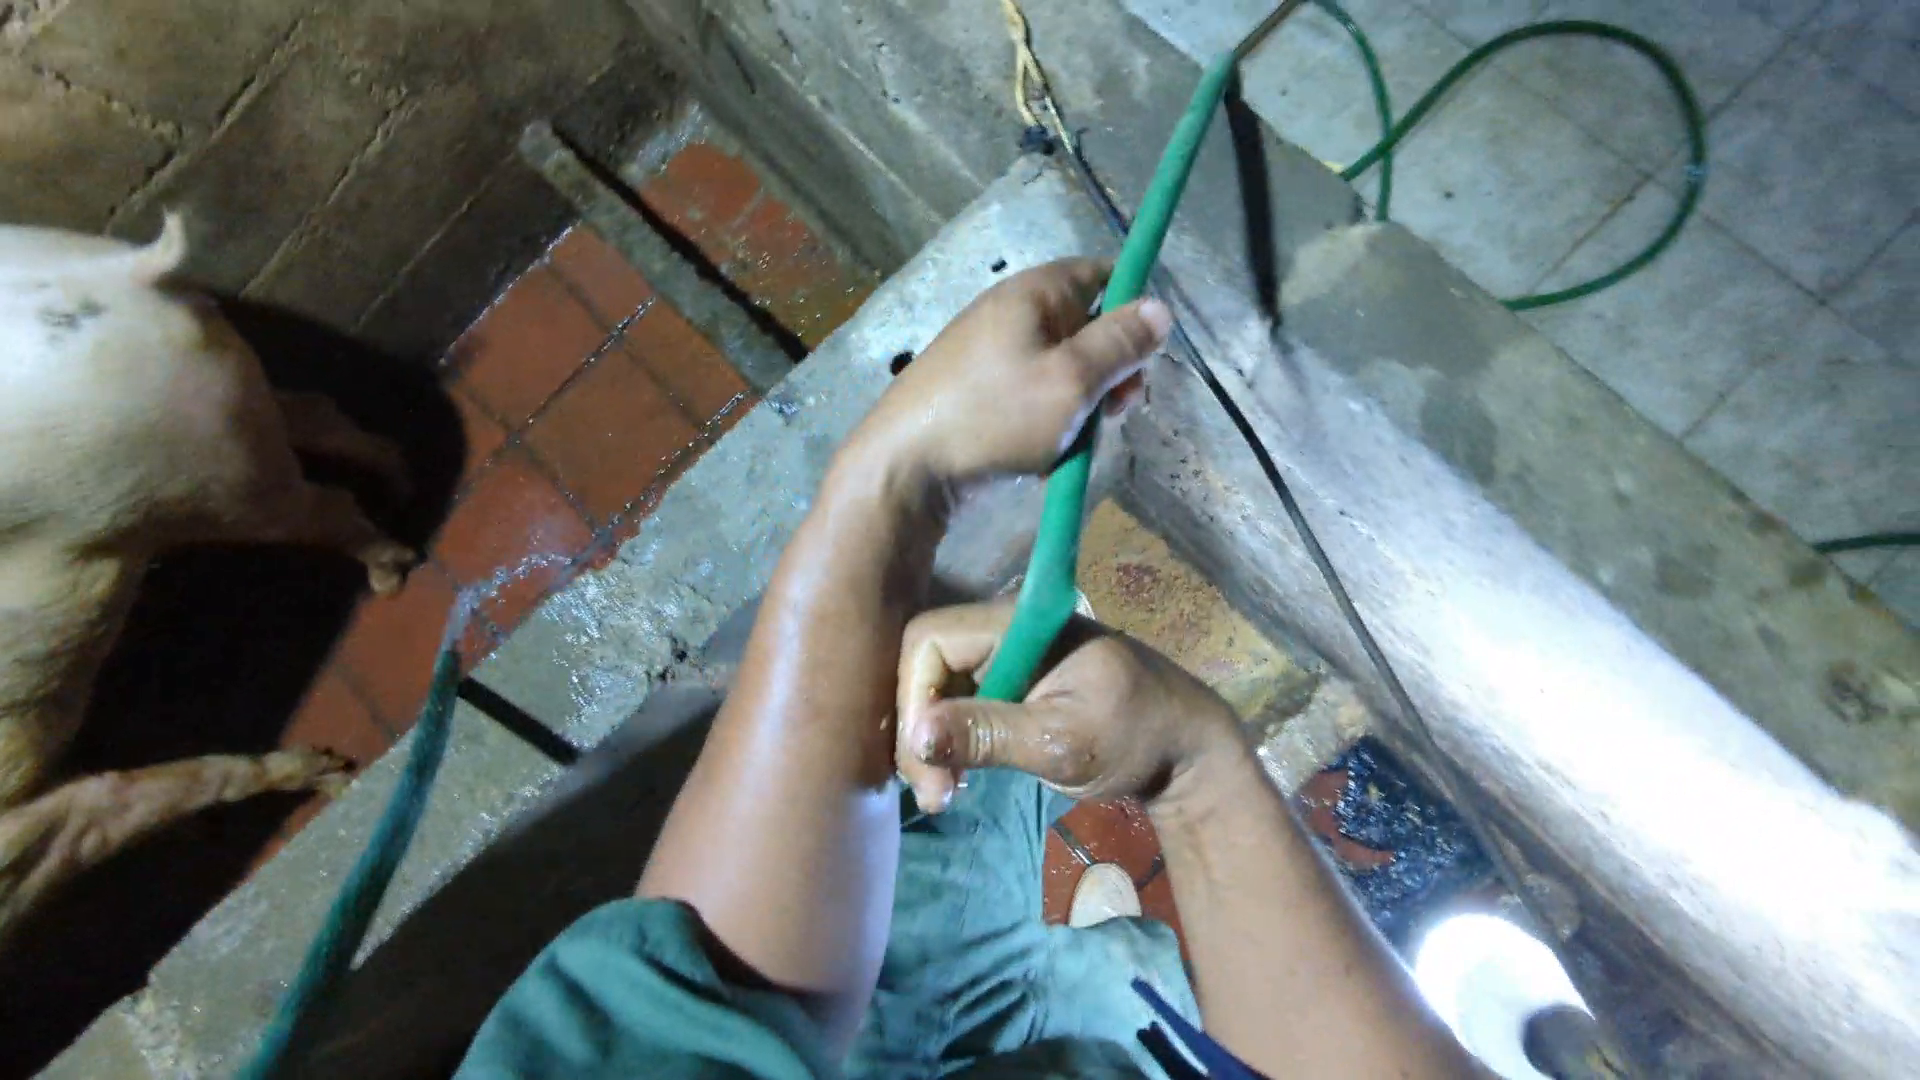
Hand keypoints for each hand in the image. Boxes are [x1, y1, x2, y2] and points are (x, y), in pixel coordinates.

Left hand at [841, 258, 1170, 486]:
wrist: (906, 467)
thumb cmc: (995, 416)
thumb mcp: (1072, 380)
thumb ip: (1120, 344)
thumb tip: (1161, 307)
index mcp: (1034, 292)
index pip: (1102, 276)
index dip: (1132, 313)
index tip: (1142, 361)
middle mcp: (1011, 314)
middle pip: (1085, 330)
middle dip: (1108, 374)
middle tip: (1114, 414)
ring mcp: (990, 356)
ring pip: (1060, 374)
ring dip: (1078, 409)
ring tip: (1071, 444)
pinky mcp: (977, 394)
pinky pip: (1029, 401)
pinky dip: (1044, 426)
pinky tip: (1040, 457)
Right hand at [894, 600, 1243, 812]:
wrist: (1182, 747)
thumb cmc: (1134, 737)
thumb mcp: (1063, 742)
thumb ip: (990, 733)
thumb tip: (915, 735)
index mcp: (1017, 623)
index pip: (932, 640)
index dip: (915, 698)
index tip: (928, 764)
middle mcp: (1002, 628)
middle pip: (927, 662)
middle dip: (919, 727)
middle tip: (935, 792)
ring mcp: (1004, 653)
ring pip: (936, 685)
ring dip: (930, 740)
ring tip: (945, 792)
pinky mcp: (1008, 680)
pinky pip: (956, 700)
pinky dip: (949, 739)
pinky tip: (958, 776)